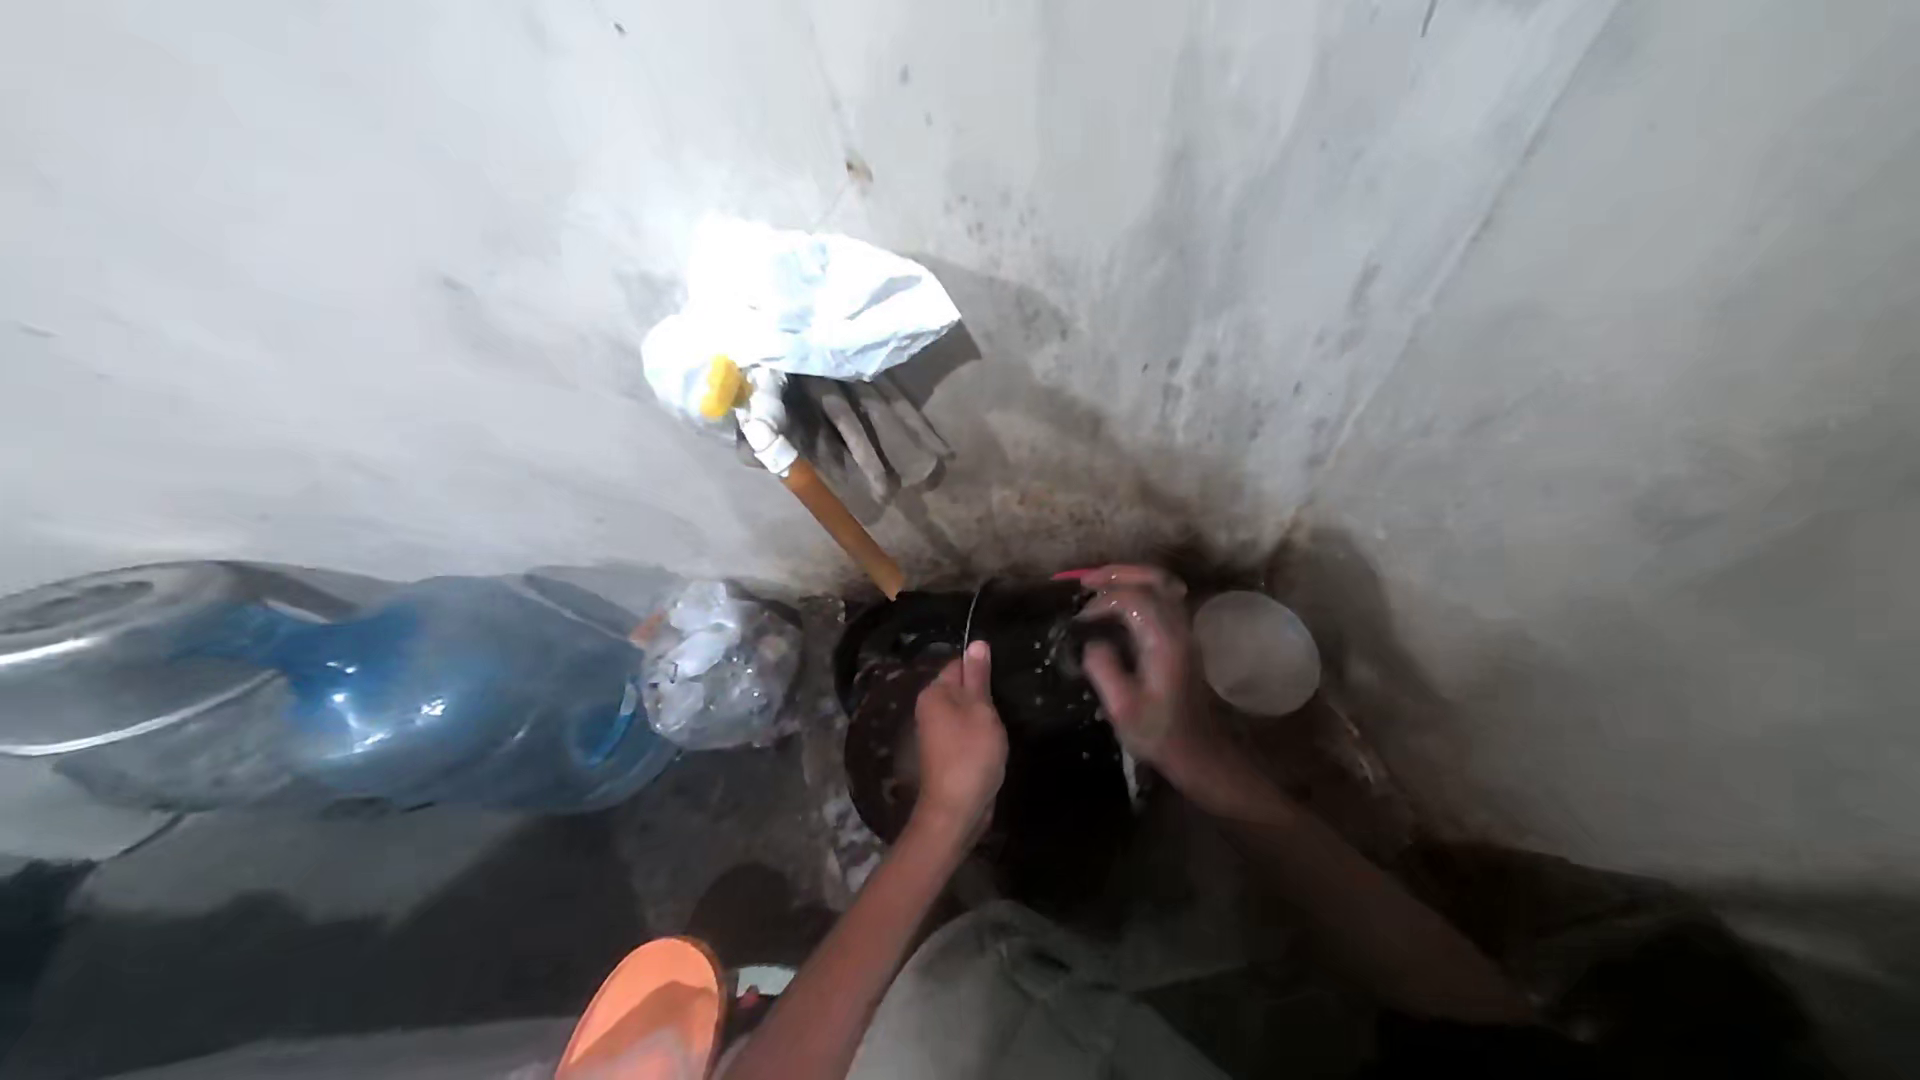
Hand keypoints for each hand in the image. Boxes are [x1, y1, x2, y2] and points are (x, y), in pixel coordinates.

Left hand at [911, 641, 1007, 840]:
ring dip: (984, 714)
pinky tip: (996, 740)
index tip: (1006, 676)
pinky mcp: (946, 753)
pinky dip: (980, 733)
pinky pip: (965, 731)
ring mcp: (936, 733)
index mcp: (933, 693)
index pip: (959, 664)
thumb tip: (976, 642)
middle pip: (961, 687)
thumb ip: (978, 676)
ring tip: (1008, 717)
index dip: (983, 668)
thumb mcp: (980, 709)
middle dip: (984, 692)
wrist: (957, 809)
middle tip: (1011, 696)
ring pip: (965, 711)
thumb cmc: (971, 753)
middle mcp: (929, 709)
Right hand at [1066, 565, 1227, 787]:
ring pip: (1162, 585)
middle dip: (1117, 574)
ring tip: (1097, 586)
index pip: (1135, 600)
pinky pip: (1163, 598)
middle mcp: (1180, 628)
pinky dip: (1138, 590)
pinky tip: (1117, 604)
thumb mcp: (1122, 708)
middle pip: (1155, 580)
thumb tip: (1090, 641)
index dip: (1103, 601)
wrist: (1199, 752)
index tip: (1080, 619)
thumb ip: (1103, 668)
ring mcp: (1185, 631)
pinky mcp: (1182, 639)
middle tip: (1084, 581)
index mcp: (1165, 642)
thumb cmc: (1159, 733)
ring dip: (1129, 578)